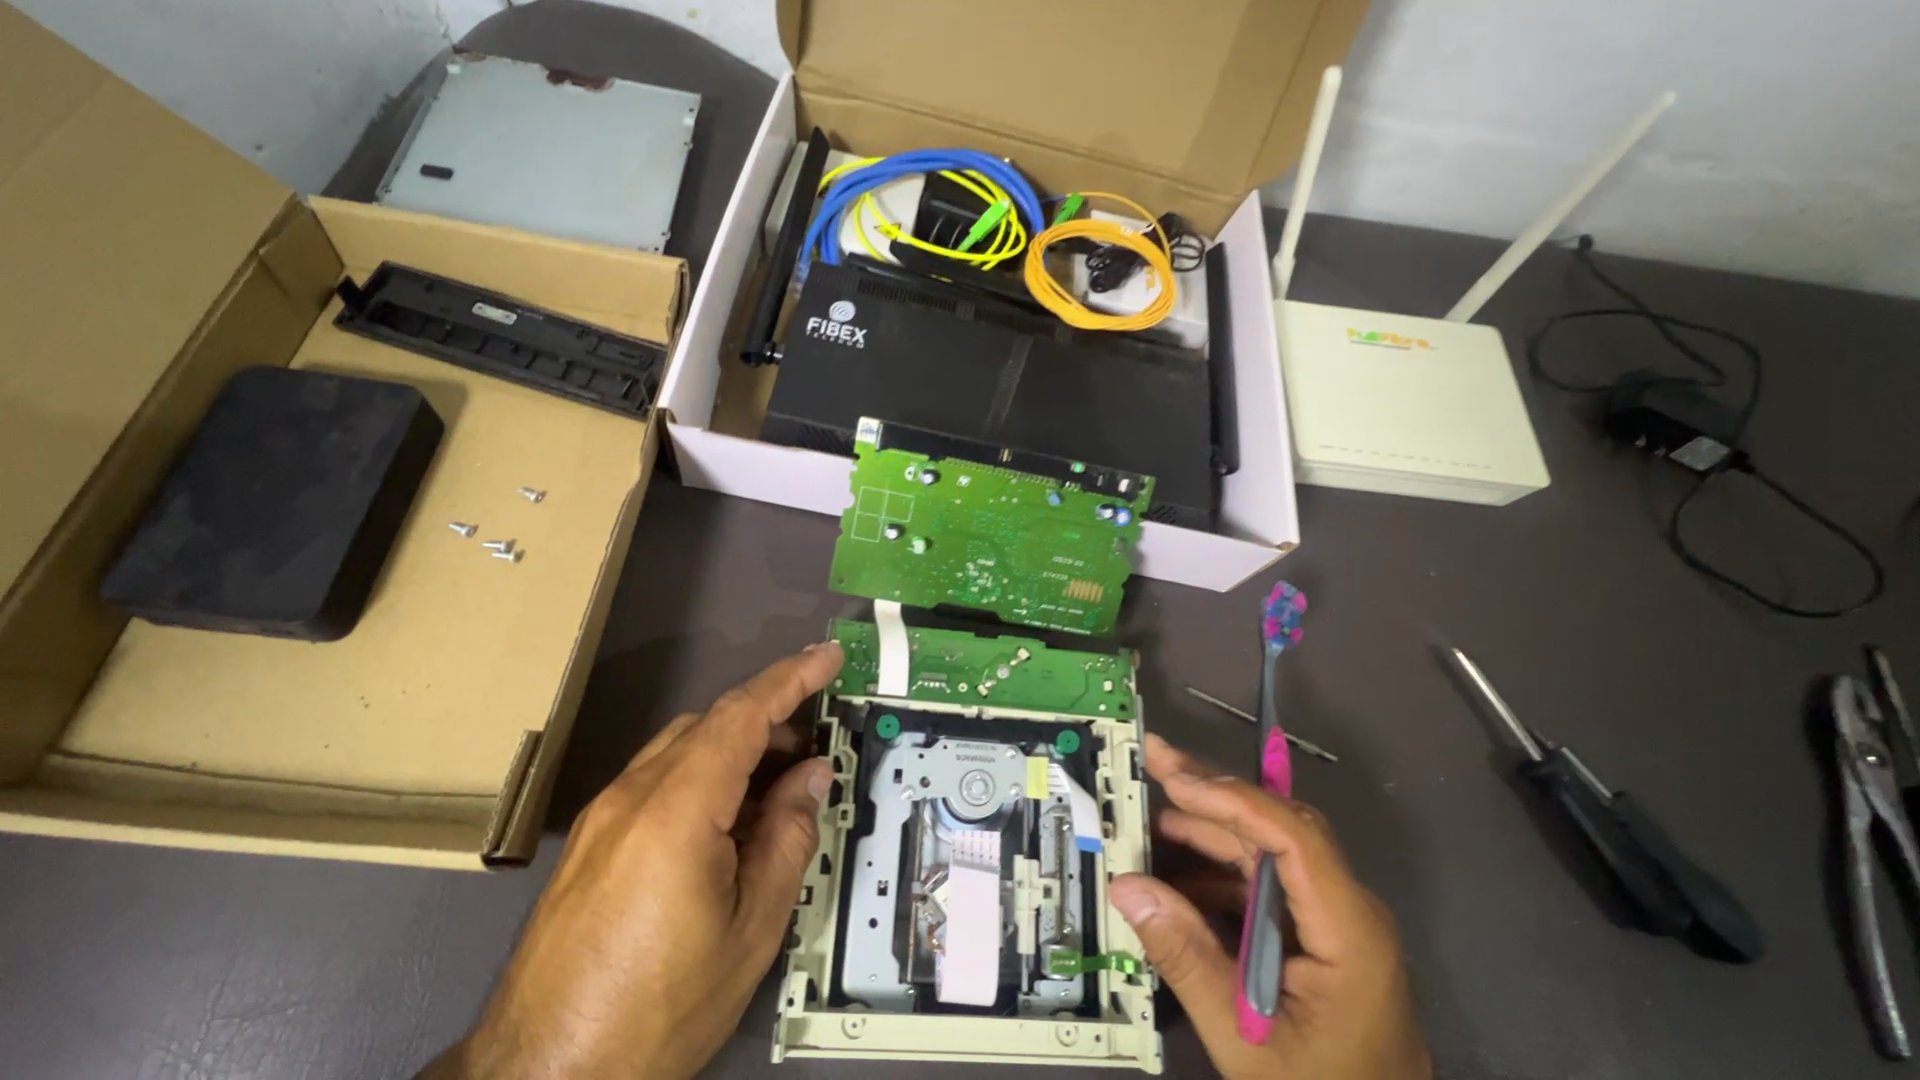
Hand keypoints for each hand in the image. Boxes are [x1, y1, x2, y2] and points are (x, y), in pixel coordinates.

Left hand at [428, 642, 844, 1079]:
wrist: (549, 1069)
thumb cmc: (663, 1003)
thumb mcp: (752, 927)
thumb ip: (787, 837)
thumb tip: (809, 777)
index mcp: (676, 809)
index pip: (742, 716)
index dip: (791, 678)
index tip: (828, 655)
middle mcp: (631, 796)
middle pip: (708, 725)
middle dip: (768, 720)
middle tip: (817, 747)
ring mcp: (602, 817)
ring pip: (680, 750)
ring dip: (735, 749)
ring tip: (780, 786)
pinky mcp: (590, 843)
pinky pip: (656, 782)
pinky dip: (703, 778)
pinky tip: (728, 822)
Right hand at [1108, 734, 1429, 1079]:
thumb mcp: (1244, 1038)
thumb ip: (1187, 959)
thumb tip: (1128, 888)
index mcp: (1347, 929)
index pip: (1293, 836)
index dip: (1231, 799)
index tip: (1172, 779)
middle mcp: (1345, 908)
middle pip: (1277, 828)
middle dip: (1212, 794)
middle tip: (1152, 762)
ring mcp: (1331, 920)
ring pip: (1266, 851)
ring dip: (1207, 830)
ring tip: (1146, 818)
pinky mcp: (1314, 936)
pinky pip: (1262, 887)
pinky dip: (1215, 874)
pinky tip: (1172, 879)